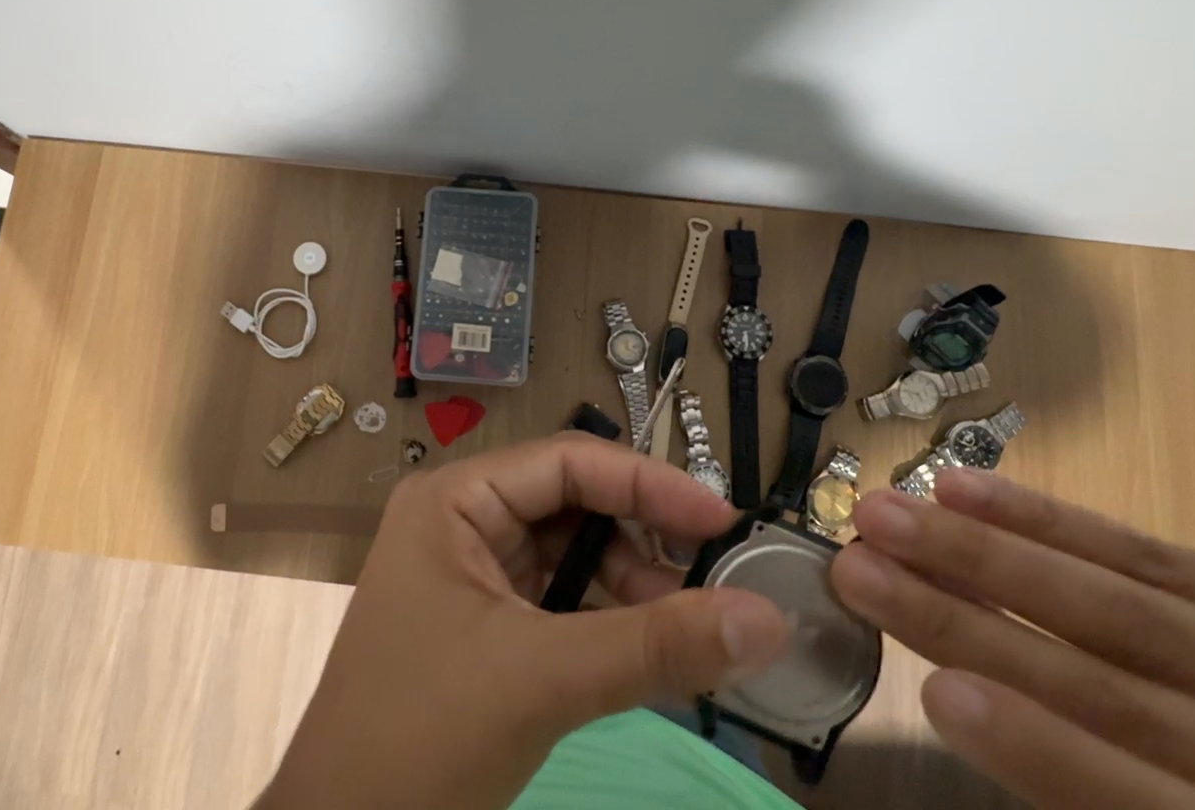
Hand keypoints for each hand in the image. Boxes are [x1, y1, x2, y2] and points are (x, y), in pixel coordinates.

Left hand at [255, 432, 787, 808]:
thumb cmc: (424, 733)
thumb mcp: (544, 679)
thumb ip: (657, 646)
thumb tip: (770, 619)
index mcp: (453, 500)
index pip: (567, 462)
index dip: (649, 483)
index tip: (724, 521)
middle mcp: (460, 521)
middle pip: (573, 503)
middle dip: (642, 539)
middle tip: (714, 580)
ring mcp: (469, 572)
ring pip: (571, 554)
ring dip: (630, 584)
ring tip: (686, 626)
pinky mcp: (483, 622)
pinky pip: (559, 599)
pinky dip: (607, 619)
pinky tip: (649, 648)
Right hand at [832, 468, 1194, 808]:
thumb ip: (1080, 784)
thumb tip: (962, 695)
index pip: (1149, 800)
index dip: (1044, 749)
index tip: (937, 696)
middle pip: (1122, 686)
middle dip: (975, 621)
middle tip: (859, 569)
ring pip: (1129, 603)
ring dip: (986, 552)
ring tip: (885, 514)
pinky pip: (1155, 553)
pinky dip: (1049, 518)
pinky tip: (964, 490)